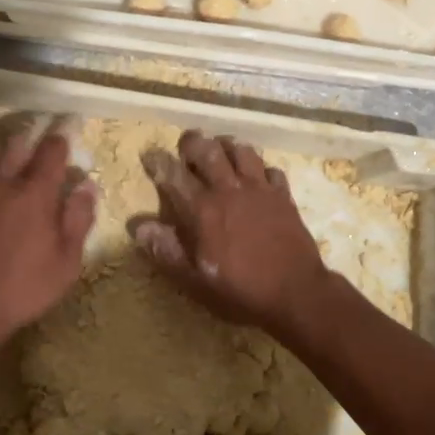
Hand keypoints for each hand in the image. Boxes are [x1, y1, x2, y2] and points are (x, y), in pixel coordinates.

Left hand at [0, 123, 97, 364]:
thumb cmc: (23, 290)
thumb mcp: (67, 262)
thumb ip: (79, 219)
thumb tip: (86, 185)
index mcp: (35, 193)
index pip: (52, 149)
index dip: (63, 139)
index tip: (68, 138)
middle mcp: (2, 181)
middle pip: (17, 141)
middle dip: (32, 138)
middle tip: (39, 148)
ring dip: (1, 148)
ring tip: (8, 158)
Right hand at [130, 130, 333, 335]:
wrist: (295, 291)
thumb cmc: (240, 290)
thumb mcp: (195, 280)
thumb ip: (167, 251)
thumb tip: (139, 227)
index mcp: (203, 209)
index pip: (174, 176)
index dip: (159, 162)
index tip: (150, 155)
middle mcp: (230, 189)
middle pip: (209, 151)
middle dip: (194, 143)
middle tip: (187, 145)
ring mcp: (260, 189)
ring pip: (242, 151)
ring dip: (228, 146)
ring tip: (221, 149)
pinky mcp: (283, 195)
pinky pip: (270, 170)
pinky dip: (261, 169)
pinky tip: (257, 177)